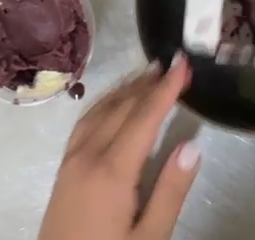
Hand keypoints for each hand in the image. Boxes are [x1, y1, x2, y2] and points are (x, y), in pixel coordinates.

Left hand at [39, 54, 201, 239]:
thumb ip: (169, 192)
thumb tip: (192, 145)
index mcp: (112, 170)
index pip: (144, 117)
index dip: (166, 88)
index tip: (183, 63)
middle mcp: (88, 155)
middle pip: (121, 107)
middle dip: (147, 84)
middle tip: (171, 64)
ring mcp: (71, 160)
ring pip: (100, 110)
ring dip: (125, 90)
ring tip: (147, 74)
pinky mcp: (63, 170)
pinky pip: (84, 122)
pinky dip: (103, 103)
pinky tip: (112, 103)